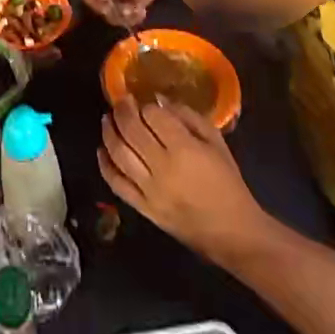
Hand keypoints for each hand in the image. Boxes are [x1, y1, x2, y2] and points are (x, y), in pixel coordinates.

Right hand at [82, 0, 170, 27]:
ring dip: (124, 17)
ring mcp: (116, 2)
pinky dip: (133, 19)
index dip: (93, 2)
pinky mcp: (127, 10)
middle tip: (125, 9)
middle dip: (113, 12)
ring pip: (112, 17)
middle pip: (100, 9)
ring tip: (137, 10)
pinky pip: (125, 20)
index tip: (105, 6)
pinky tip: (142, 11)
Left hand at [99, 98, 263, 258]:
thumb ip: (188, 117)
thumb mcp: (216, 142)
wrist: (232, 232)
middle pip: (131, 131)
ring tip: (108, 119)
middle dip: (122, 111)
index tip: (144, 101)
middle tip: (120, 102)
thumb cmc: (228, 183)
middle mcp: (161, 167)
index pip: (153, 116)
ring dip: (109, 133)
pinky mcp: (143, 209)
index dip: (146, 105)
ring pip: (118, 154)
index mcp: (184, 149)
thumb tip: (159, 101)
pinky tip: (102, 151)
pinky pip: (117, 184)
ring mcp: (149, 190)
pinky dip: (105, 165)